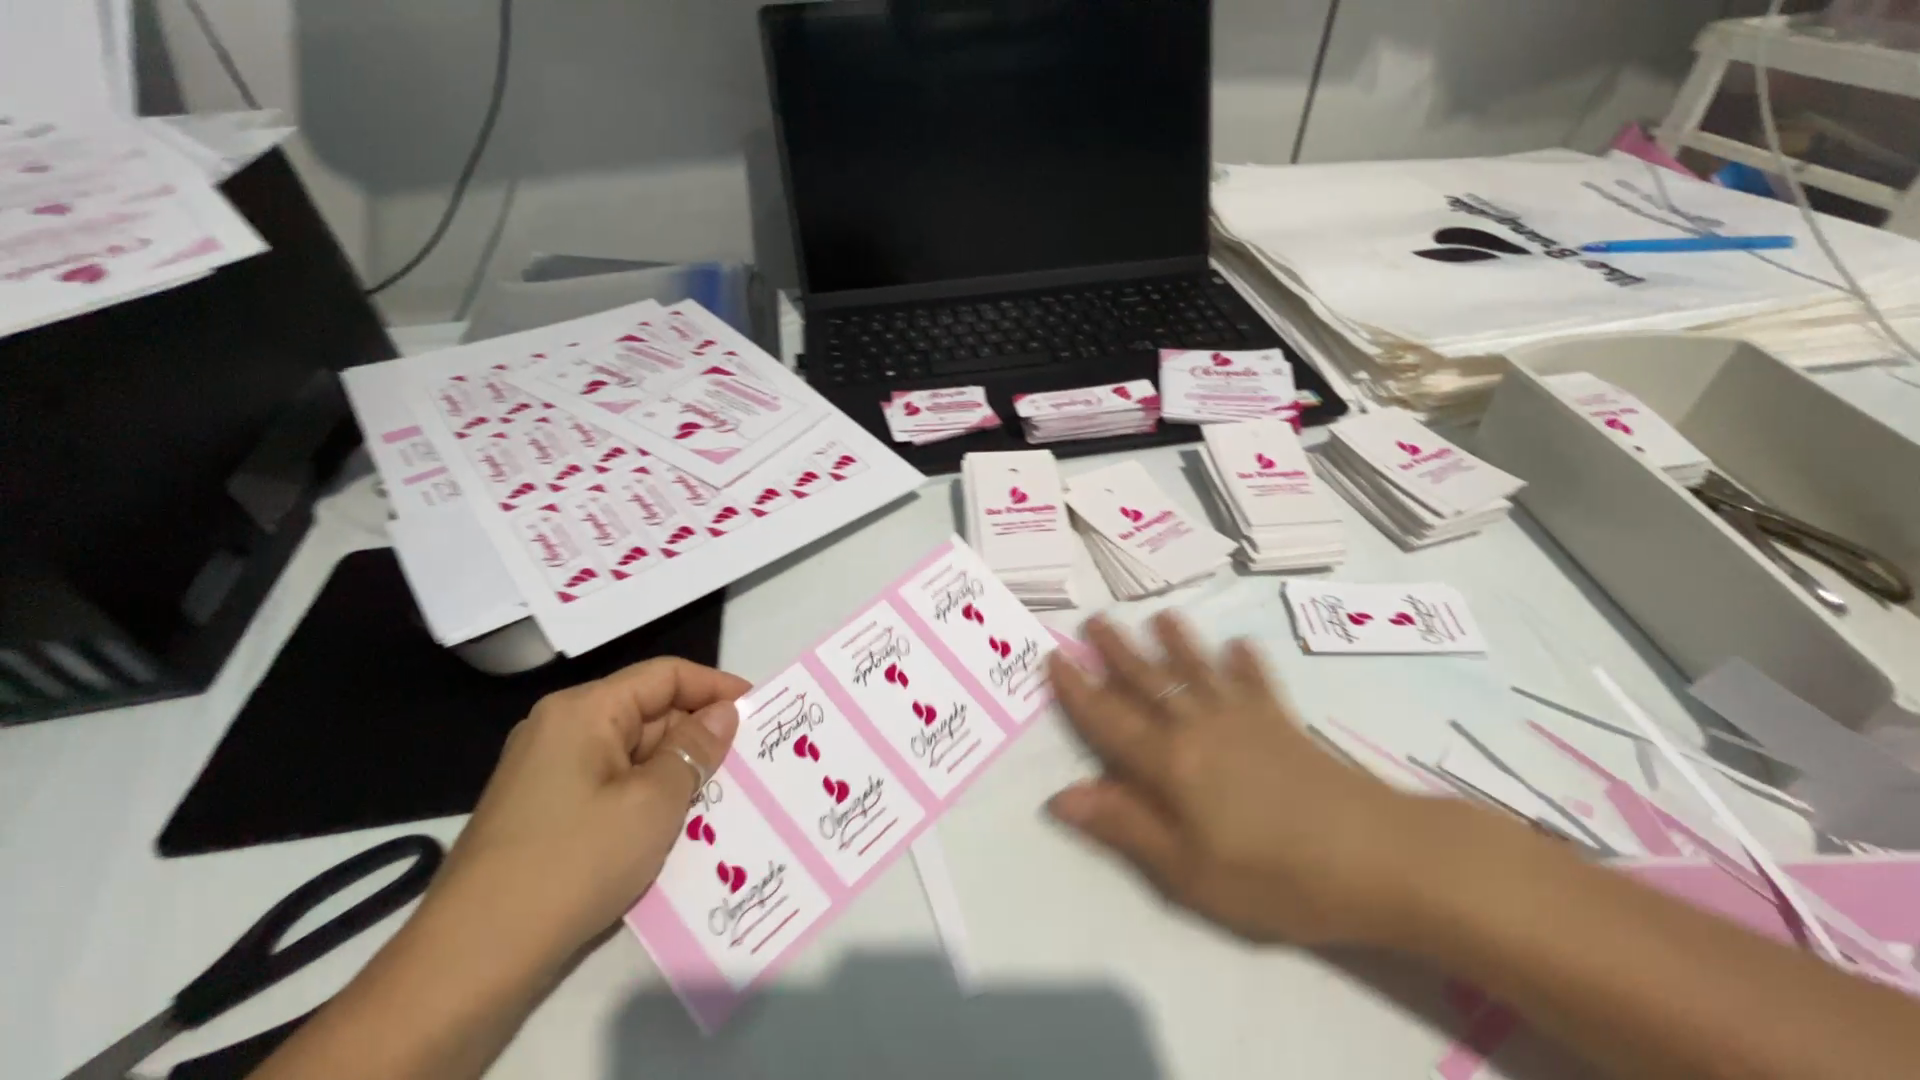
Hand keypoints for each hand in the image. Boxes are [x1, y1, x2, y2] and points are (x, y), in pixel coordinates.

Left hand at [430, 657, 748, 963]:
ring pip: (631, 754)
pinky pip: (610, 788)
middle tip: (750, 764)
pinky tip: (677, 829)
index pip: (664, 675)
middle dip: (699, 734)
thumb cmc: (574, 862)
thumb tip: (723, 714)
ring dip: (676, 772)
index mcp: (582, 711)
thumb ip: (693, 751)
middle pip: (646, 712)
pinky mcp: (544, 813)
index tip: (761, 710)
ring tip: (725, 798)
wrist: (475, 954)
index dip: (716, 686)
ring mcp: (547, 774)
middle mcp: (560, 730)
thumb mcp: (652, 803)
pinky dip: (647, 799)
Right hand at [1046, 613, 1432, 947]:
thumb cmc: (1273, 877)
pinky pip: (1258, 684)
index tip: (1054, 657)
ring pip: (1200, 672)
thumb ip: (1124, 826)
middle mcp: (1201, 729)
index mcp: (1170, 764)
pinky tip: (1240, 646)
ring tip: (1160, 616)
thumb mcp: (1187, 870)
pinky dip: (1246, 664)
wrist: (1380, 858)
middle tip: (1095, 621)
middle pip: (1151, 683)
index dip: (1079, 691)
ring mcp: (1247, 722)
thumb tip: (1059, 795)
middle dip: (1119, 652)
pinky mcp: (1287, 726)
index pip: (1110, 719)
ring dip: (1176, 643)